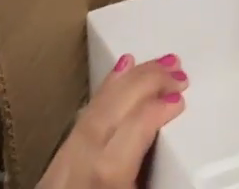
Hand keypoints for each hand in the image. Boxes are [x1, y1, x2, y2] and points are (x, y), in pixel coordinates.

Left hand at [36, 54, 189, 188]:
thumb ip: (152, 181)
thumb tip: (186, 176)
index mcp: (102, 183)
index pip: (129, 135)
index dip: (156, 111)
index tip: (181, 100)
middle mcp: (75, 172)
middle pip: (110, 113)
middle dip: (146, 83)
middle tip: (179, 71)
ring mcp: (59, 167)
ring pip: (93, 110)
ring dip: (129, 81)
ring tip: (160, 62)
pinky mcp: (52, 167)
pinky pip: (81, 118)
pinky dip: (104, 92)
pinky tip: (119, 74)